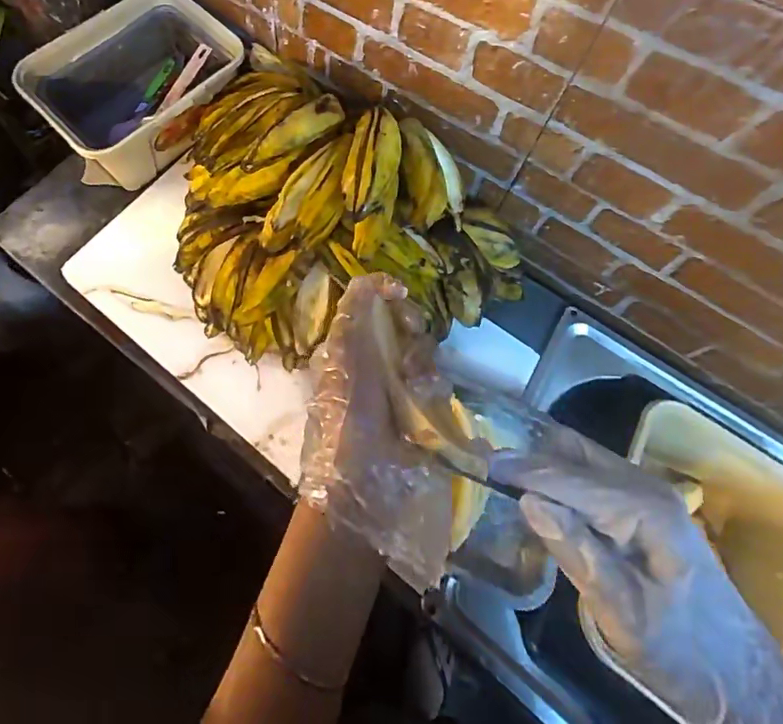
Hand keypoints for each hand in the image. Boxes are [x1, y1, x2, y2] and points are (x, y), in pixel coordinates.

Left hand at [298, 274, 453, 590]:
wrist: (363, 499)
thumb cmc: (346, 427)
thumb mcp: (342, 364)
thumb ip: (354, 318)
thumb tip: (374, 281)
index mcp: (351, 353)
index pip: (377, 309)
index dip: (390, 299)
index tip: (402, 301)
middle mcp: (376, 367)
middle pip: (407, 331)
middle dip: (413, 340)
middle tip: (410, 360)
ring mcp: (402, 394)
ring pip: (426, 359)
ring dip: (425, 373)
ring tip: (418, 398)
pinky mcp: (424, 418)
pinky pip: (440, 391)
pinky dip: (437, 399)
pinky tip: (429, 418)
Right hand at [492, 432, 782, 723]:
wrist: (742, 678)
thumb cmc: (684, 652)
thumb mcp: (626, 614)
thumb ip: (580, 554)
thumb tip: (530, 501)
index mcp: (644, 508)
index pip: (569, 477)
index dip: (523, 470)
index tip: (480, 463)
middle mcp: (645, 486)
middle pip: (575, 454)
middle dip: (529, 456)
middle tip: (484, 464)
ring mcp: (647, 493)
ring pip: (582, 460)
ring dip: (542, 463)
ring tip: (501, 472)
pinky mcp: (643, 508)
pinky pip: (592, 477)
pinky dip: (559, 476)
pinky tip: (537, 490)